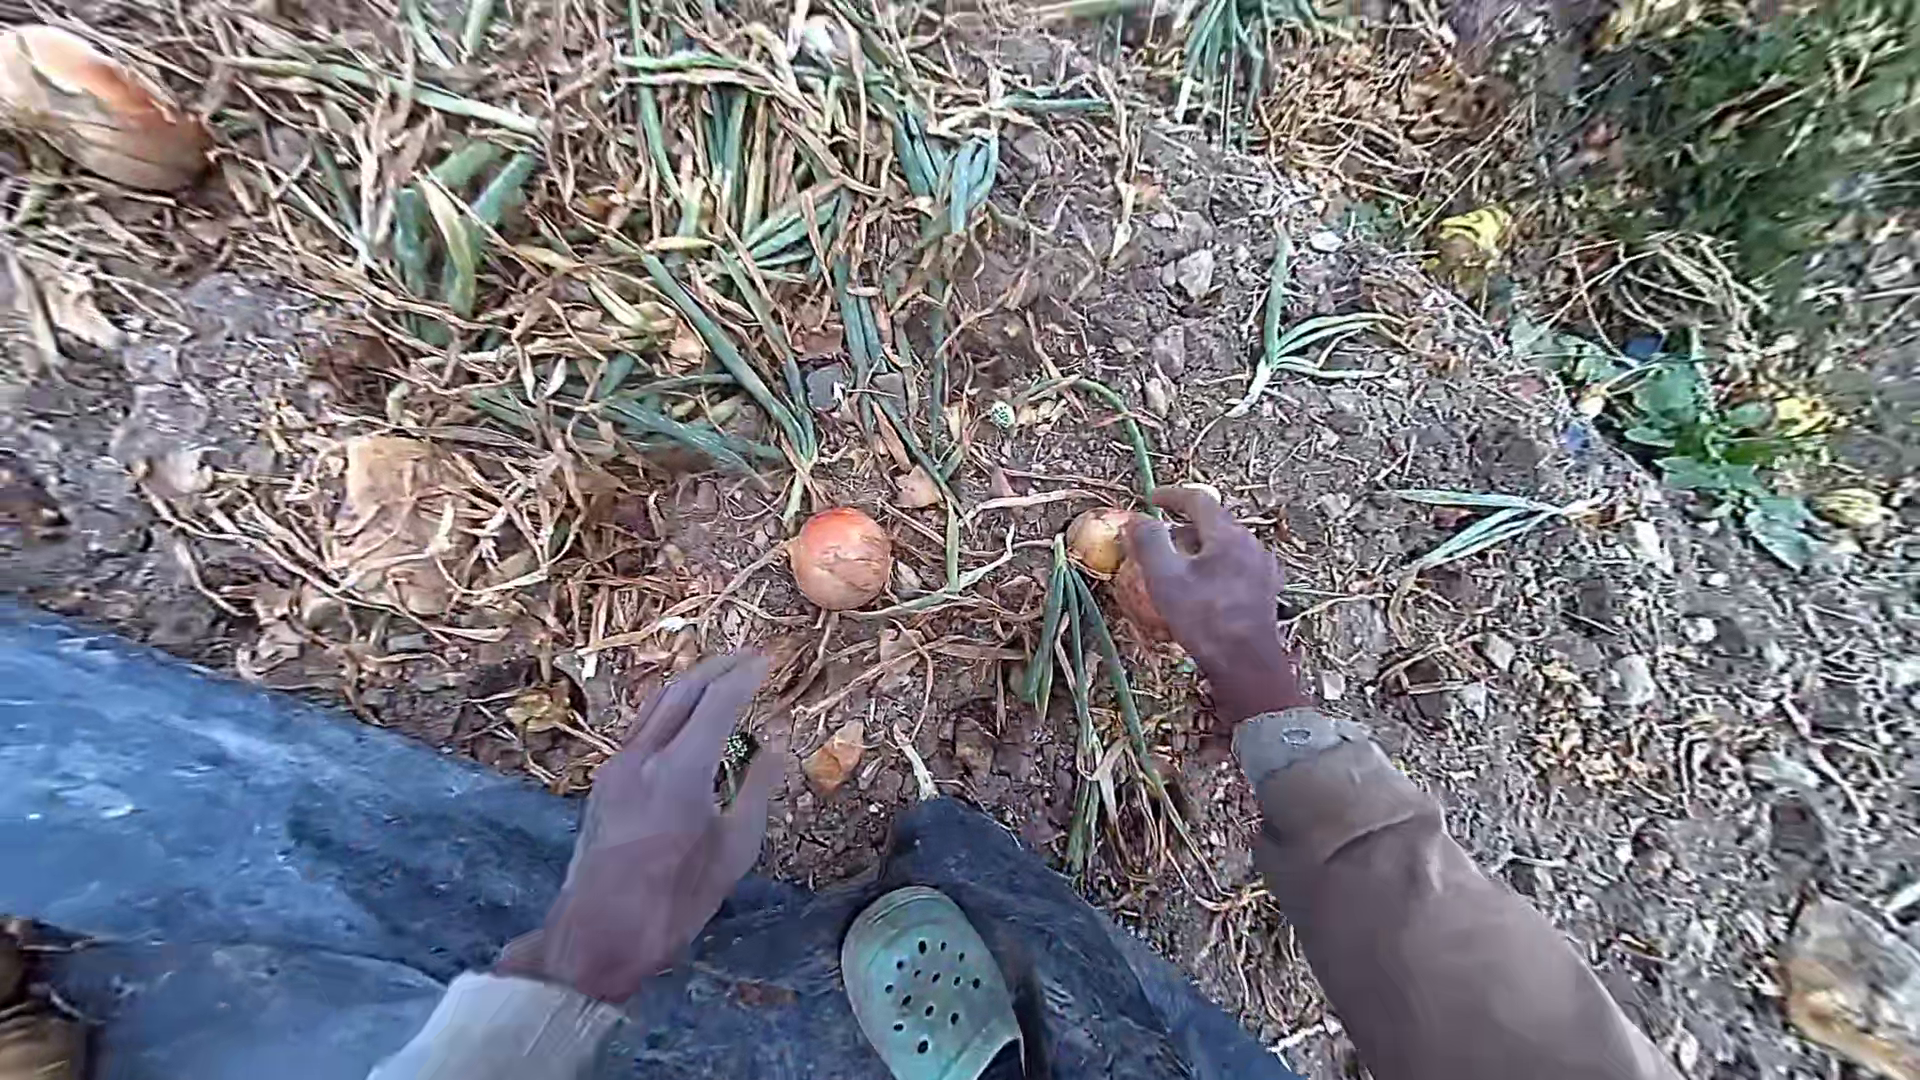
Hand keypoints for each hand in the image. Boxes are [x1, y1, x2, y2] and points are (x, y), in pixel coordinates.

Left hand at [498, 652, 777, 1001]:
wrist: (595, 940)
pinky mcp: (607, 777)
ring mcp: (619, 764)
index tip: (771, 659)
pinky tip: (690, 707)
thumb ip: (758, 787)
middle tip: (753, 655)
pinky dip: (674, 700)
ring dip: (695, 677)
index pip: (719, 701)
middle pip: (685, 688)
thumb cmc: (676, 899)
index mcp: (681, 772)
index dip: (747, 675)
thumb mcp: (735, 849)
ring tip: (725, 670)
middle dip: (722, 665)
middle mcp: (644, 756)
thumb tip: (777, 742)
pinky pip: (645, 720)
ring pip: (659, 699)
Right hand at [1124, 487, 1308, 722]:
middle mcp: (1251, 544)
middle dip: (1181, 524)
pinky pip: (1234, 565)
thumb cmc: (1202, 618)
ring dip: (1196, 546)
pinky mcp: (1265, 590)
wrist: (1246, 664)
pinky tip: (1200, 587)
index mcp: (1227, 535)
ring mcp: (1262, 568)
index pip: (1198, 500)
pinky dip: (1212, 565)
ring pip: (1224, 544)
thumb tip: (1138, 520)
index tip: (1150, 499)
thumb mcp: (1164, 577)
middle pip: (1212, 522)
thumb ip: (1149, 542)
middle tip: (1157, 538)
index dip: (1171, 496)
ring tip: (1174, 564)